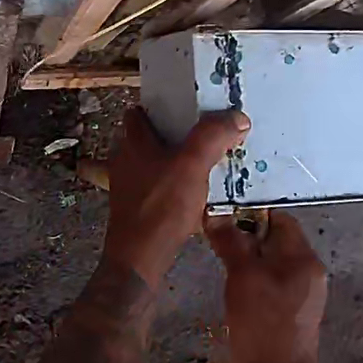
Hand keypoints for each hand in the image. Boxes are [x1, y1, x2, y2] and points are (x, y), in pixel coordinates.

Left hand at [102, 107, 249, 279]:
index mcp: (134, 144)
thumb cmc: (160, 207)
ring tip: (200, 163)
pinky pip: (155, 188)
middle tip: (198, 134)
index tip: (181, 105)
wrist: (139, 257)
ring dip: (171, 162)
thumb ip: (212, 138)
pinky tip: (193, 194)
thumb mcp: (192, 166)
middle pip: (145, 138)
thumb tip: (237, 118)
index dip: (155, 107)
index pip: (137, 114)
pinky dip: (171, 186)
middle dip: (168, 134)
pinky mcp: (135, 209)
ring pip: (150, 164)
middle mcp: (125, 161)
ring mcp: (127, 187)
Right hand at [203, 211, 327, 362]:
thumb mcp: (242, 277)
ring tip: (224, 266)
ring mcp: (304, 293)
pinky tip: (236, 290)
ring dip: (248, 259)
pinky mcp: (294, 311)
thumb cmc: (262, 325)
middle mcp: (310, 271)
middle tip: (218, 244)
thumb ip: (230, 242)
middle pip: (276, 240)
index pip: (280, 219)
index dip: (251, 215)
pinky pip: (273, 281)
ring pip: (272, 261)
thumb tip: (215, 214)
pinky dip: (254, 279)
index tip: (223, 222)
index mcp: (304, 258)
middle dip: (246, 238)